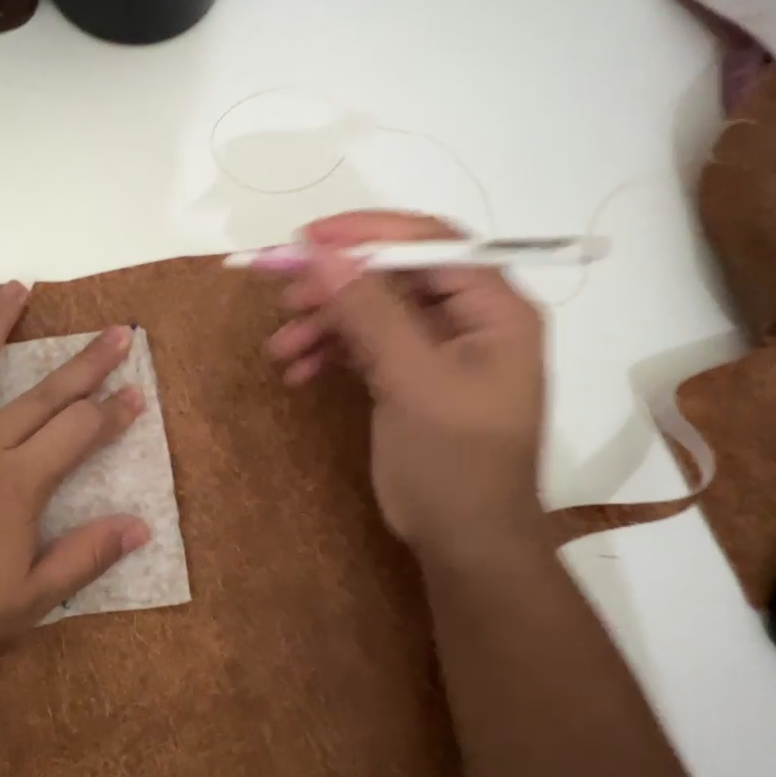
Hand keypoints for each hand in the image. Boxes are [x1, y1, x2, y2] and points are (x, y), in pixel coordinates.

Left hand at [0, 284, 150, 707]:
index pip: (78, 434)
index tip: (138, 393)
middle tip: (116, 331)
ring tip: (16, 286)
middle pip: (39, 397)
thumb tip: (140, 524)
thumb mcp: (27, 602)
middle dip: (84, 364)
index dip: (112, 414)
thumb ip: (84, 557)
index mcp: (14, 487)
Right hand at [263, 212, 547, 552]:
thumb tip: (321, 255)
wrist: (465, 542)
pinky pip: (366, 346)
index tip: (305, 241)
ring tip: (280, 349)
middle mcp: (471, 319)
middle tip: (284, 299)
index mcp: (495, 309)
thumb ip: (371, 312)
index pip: (431, 244)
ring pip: (373, 312)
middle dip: (336, 287)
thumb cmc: (454, 462)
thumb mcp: (413, 381)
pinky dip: (331, 354)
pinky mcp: (412, 377)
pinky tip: (297, 373)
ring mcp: (440, 349)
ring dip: (324, 324)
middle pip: (395, 276)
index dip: (367, 234)